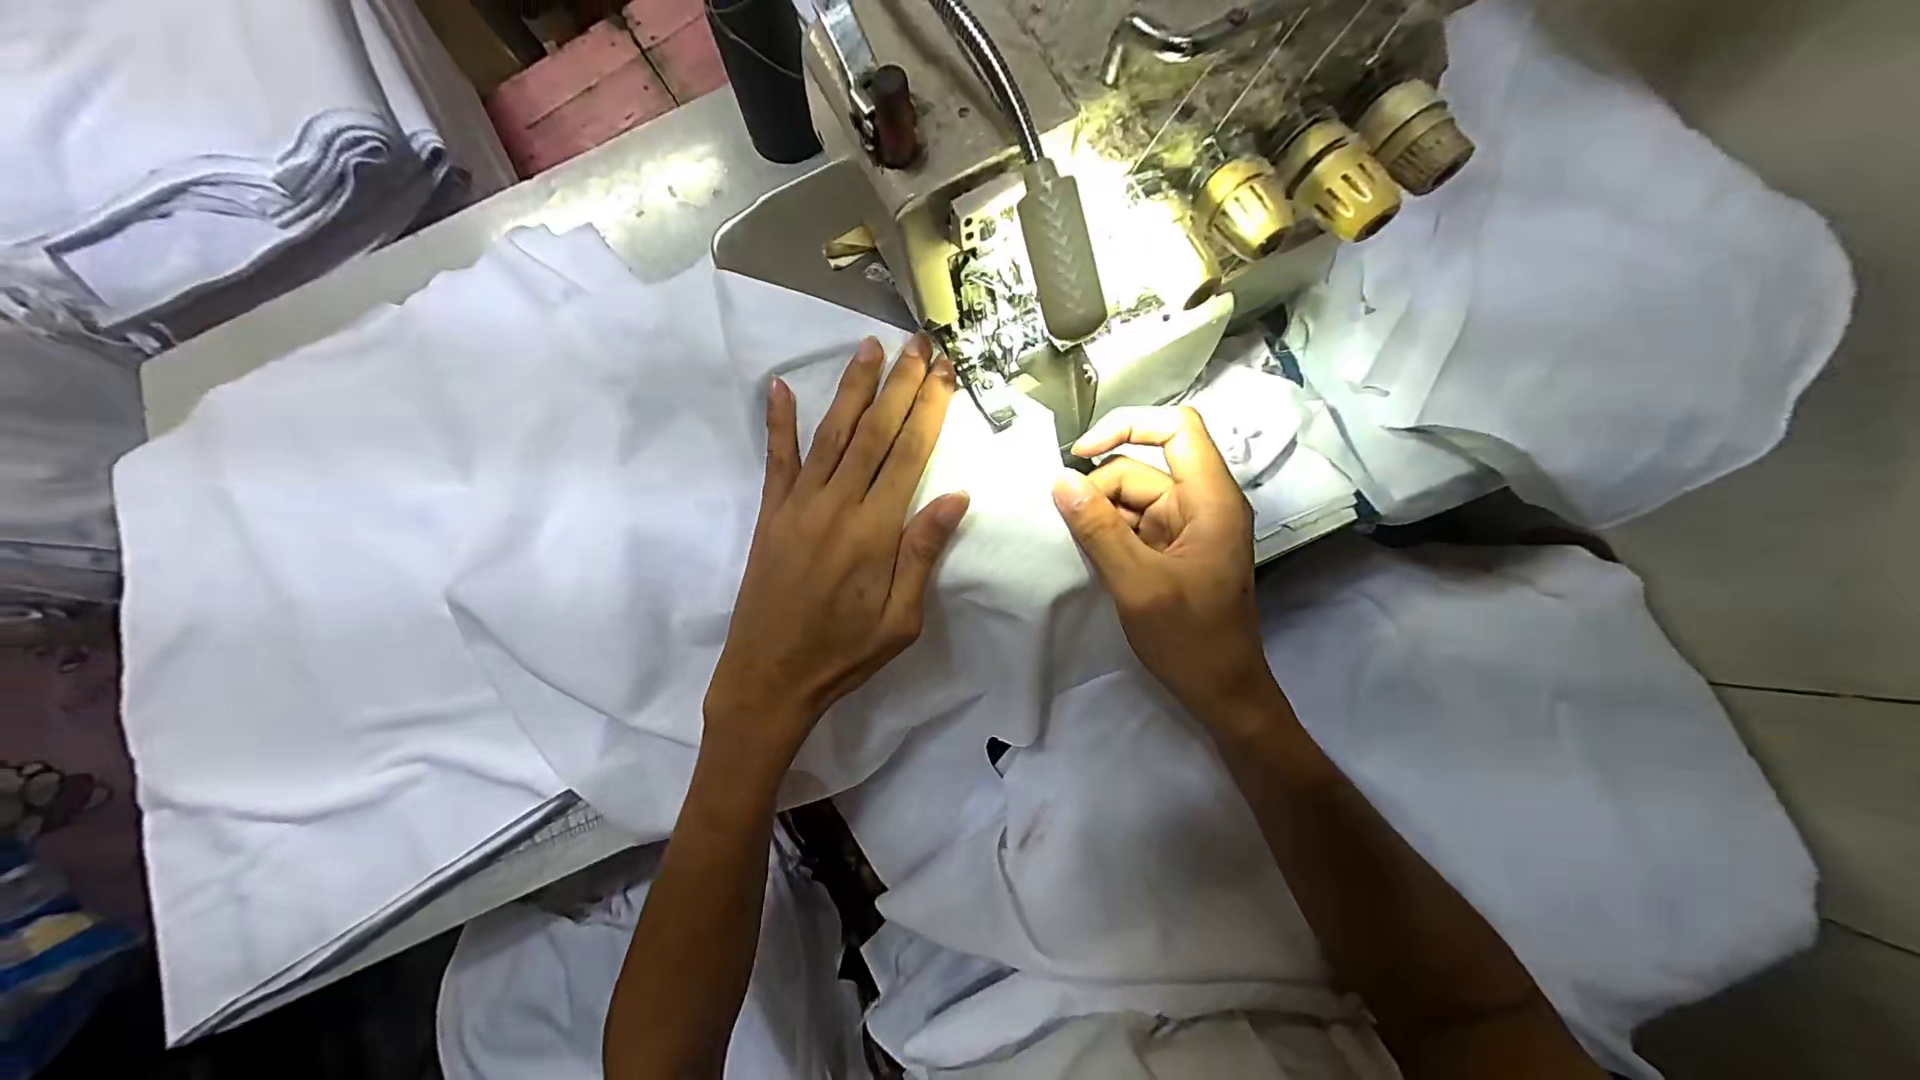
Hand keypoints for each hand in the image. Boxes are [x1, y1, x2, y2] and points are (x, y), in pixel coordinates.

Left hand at [704, 335, 967, 775]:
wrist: (769, 677)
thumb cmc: (843, 654)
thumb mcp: (900, 620)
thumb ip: (922, 553)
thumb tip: (954, 496)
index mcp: (873, 531)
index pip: (908, 454)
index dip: (928, 410)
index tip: (943, 374)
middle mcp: (835, 505)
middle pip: (873, 432)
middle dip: (898, 384)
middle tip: (917, 344)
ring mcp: (797, 505)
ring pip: (830, 434)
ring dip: (851, 388)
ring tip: (869, 348)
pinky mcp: (770, 514)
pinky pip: (776, 460)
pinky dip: (778, 422)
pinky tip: (777, 387)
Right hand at [1052, 406, 1276, 725]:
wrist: (1222, 691)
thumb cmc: (1190, 640)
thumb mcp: (1137, 583)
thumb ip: (1098, 529)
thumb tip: (1060, 481)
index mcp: (1211, 500)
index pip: (1176, 429)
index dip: (1128, 427)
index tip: (1081, 453)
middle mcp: (1202, 504)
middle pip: (1143, 467)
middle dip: (1100, 489)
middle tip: (1068, 524)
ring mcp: (1187, 528)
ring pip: (1133, 497)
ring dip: (1100, 514)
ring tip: (1076, 544)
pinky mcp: (1173, 550)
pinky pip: (1135, 523)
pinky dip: (1109, 532)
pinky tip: (1089, 553)